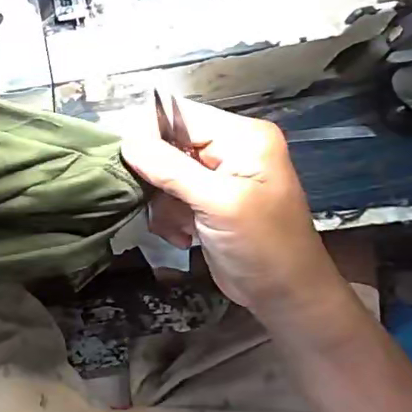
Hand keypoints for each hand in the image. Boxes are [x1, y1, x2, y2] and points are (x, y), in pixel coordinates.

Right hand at [121, 98, 344, 318]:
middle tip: (168, 207)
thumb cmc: (263, 245)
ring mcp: (216, 177)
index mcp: (242, 138)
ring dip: (163, 206)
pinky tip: (185, 235)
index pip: (179, 116)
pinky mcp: (204, 201)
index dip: (149, 136)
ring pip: (160, 176)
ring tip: (183, 227)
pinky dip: (169, 218)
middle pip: (165, 147)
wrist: (284, 294)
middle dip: (158, 182)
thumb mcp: (218, 203)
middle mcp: (228, 150)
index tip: (129, 163)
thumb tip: (127, 141)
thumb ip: (171, 169)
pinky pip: (167, 198)